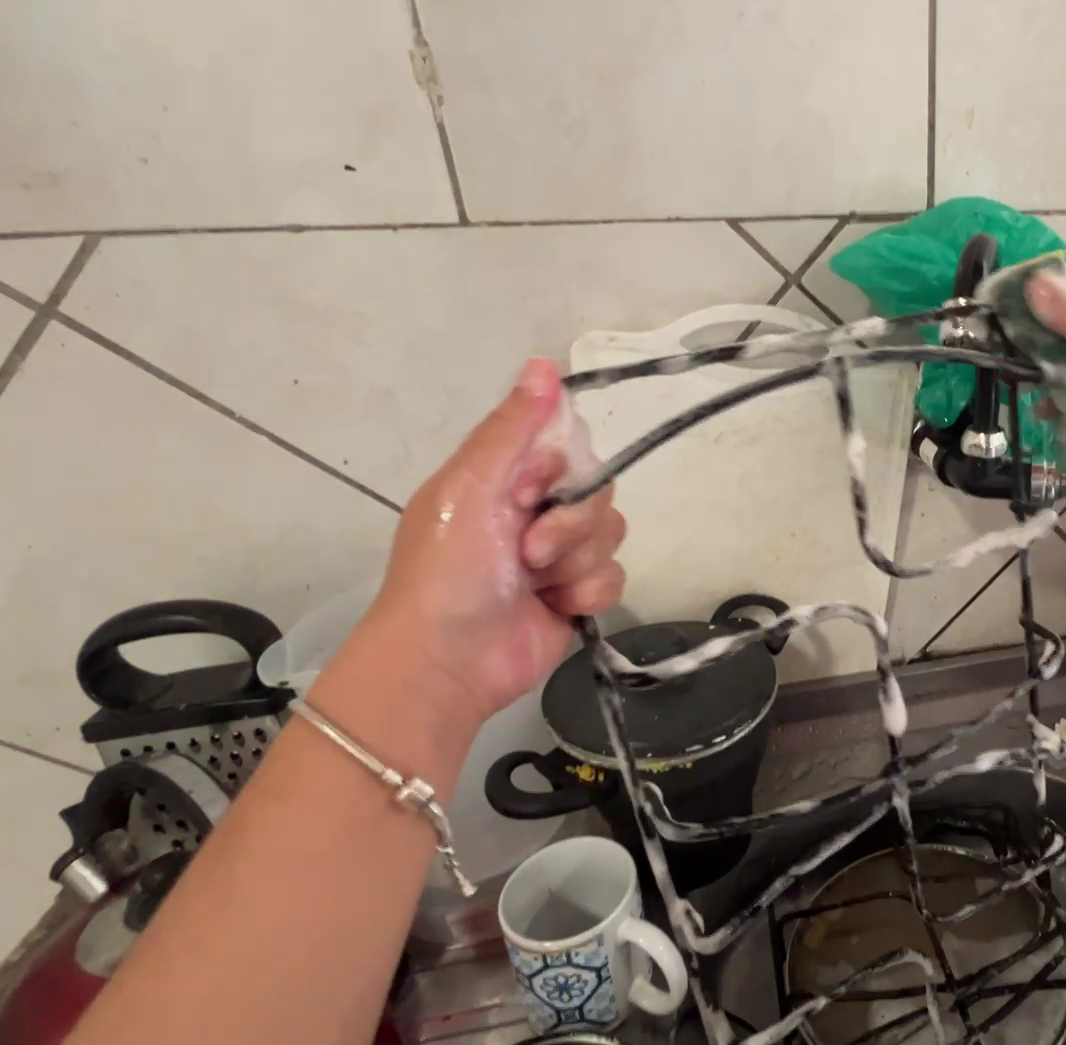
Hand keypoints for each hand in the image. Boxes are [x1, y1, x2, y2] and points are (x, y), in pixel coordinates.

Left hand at [343, 357, 626, 736]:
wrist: (450, 660)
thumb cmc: (449, 569)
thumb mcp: (472, 488)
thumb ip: (512, 430)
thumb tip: (544, 363)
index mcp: (505, 478)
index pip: (568, 446)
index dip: (560, 470)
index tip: (530, 491)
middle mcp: (536, 511)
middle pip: (599, 491)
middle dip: (571, 523)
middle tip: (529, 548)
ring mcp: (560, 555)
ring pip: (612, 534)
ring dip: (577, 560)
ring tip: (538, 582)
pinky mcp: (580, 594)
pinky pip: (616, 576)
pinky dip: (588, 592)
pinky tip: (559, 606)